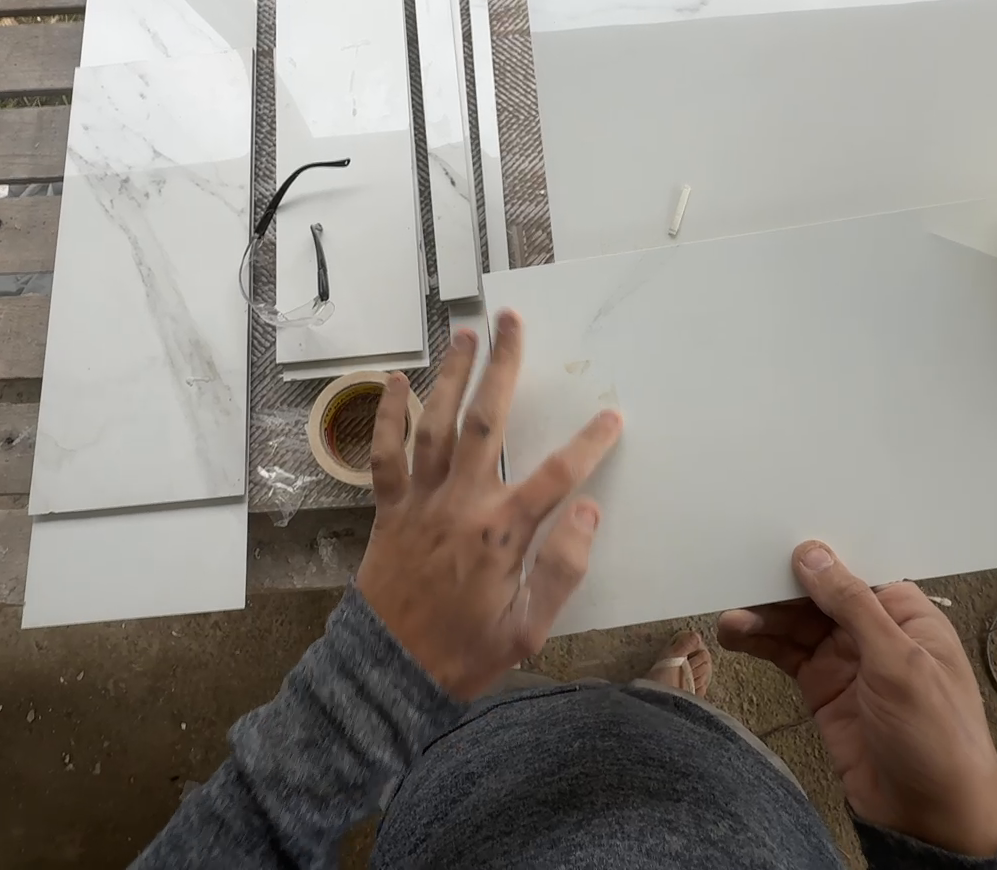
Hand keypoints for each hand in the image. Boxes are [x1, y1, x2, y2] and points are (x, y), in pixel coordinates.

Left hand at [356, 310, 622, 700]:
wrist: (388, 675)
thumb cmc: (463, 653)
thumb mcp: (528, 630)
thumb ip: (562, 569)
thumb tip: (587, 509)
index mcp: (501, 532)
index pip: (556, 475)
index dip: (588, 443)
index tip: (611, 414)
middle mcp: (461, 503)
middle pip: (487, 422)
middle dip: (503, 368)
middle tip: (510, 322)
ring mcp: (421, 500)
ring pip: (436, 424)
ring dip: (450, 375)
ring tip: (464, 333)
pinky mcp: (389, 507)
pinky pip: (385, 454)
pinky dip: (388, 415)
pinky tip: (393, 380)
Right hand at [717, 542, 996, 856]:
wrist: (929, 823)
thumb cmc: (940, 742)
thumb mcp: (900, 664)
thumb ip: (854, 605)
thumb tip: (814, 555)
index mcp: (905, 617)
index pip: (853, 572)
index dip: (816, 559)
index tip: (777, 547)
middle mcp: (873, 632)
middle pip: (816, 595)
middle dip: (779, 589)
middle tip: (742, 586)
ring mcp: (844, 658)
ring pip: (794, 622)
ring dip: (762, 618)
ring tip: (732, 621)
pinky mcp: (821, 685)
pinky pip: (783, 651)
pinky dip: (758, 642)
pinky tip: (736, 636)